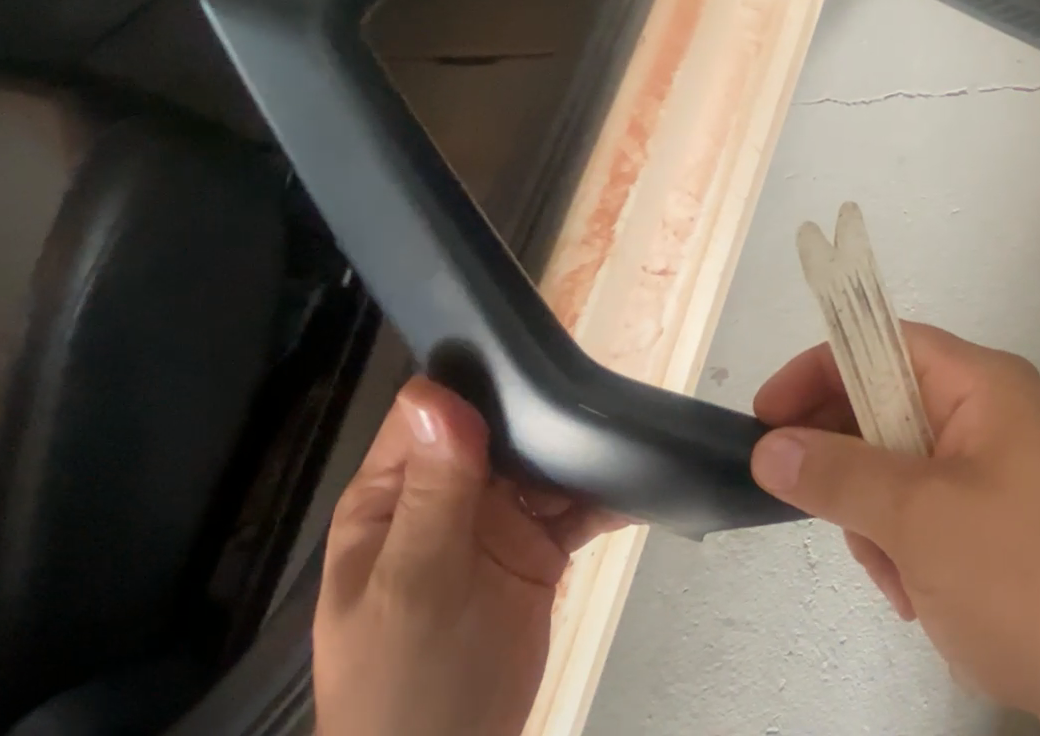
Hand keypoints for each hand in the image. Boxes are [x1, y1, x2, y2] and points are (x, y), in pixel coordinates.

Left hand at [314, 377, 627, 735]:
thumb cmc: (405, 680)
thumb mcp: (414, 584)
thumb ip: (433, 493)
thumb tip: (438, 395)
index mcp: (394, 496)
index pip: (431, 414)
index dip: (478, 384)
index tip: (536, 359)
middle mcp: (447, 496)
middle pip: (499, 430)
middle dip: (545, 411)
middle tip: (602, 393)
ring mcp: (498, 523)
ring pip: (545, 464)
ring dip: (584, 449)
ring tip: (631, 435)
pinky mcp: (541, 549)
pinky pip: (580, 508)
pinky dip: (611, 496)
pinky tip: (645, 485)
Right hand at [749, 324, 1039, 735]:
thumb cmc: (1023, 575)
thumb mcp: (919, 519)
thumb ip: (839, 474)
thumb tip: (771, 448)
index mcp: (983, 385)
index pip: (882, 343)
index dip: (819, 369)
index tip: (766, 417)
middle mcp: (990, 414)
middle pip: (885, 408)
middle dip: (850, 467)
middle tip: (826, 512)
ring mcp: (995, 468)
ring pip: (896, 469)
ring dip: (877, 521)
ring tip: (897, 573)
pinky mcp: (995, 518)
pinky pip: (923, 511)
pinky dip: (905, 548)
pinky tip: (917, 592)